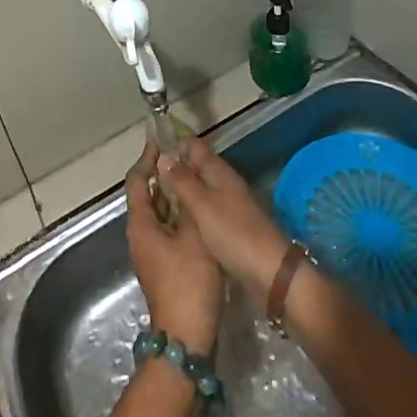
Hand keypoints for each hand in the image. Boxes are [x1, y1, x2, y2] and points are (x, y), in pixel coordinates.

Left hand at [124, 142, 222, 354]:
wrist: (185, 336)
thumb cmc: (188, 282)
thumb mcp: (194, 238)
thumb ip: (187, 204)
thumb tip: (179, 173)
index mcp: (140, 223)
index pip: (138, 181)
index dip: (147, 160)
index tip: (159, 142)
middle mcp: (138, 234)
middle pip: (145, 196)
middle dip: (162, 176)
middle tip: (182, 159)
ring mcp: (148, 251)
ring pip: (156, 214)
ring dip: (170, 196)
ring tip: (192, 180)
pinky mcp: (161, 265)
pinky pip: (164, 229)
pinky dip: (176, 215)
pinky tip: (196, 213)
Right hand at [158, 139, 293, 297]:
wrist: (269, 271)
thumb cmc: (233, 233)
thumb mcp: (202, 204)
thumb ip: (182, 180)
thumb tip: (163, 157)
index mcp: (219, 171)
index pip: (195, 146)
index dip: (175, 145)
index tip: (151, 153)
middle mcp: (224, 182)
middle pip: (197, 166)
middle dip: (175, 168)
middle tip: (147, 177)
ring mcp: (229, 203)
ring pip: (200, 187)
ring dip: (181, 188)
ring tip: (156, 195)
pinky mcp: (230, 223)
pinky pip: (205, 206)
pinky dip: (190, 207)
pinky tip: (176, 217)